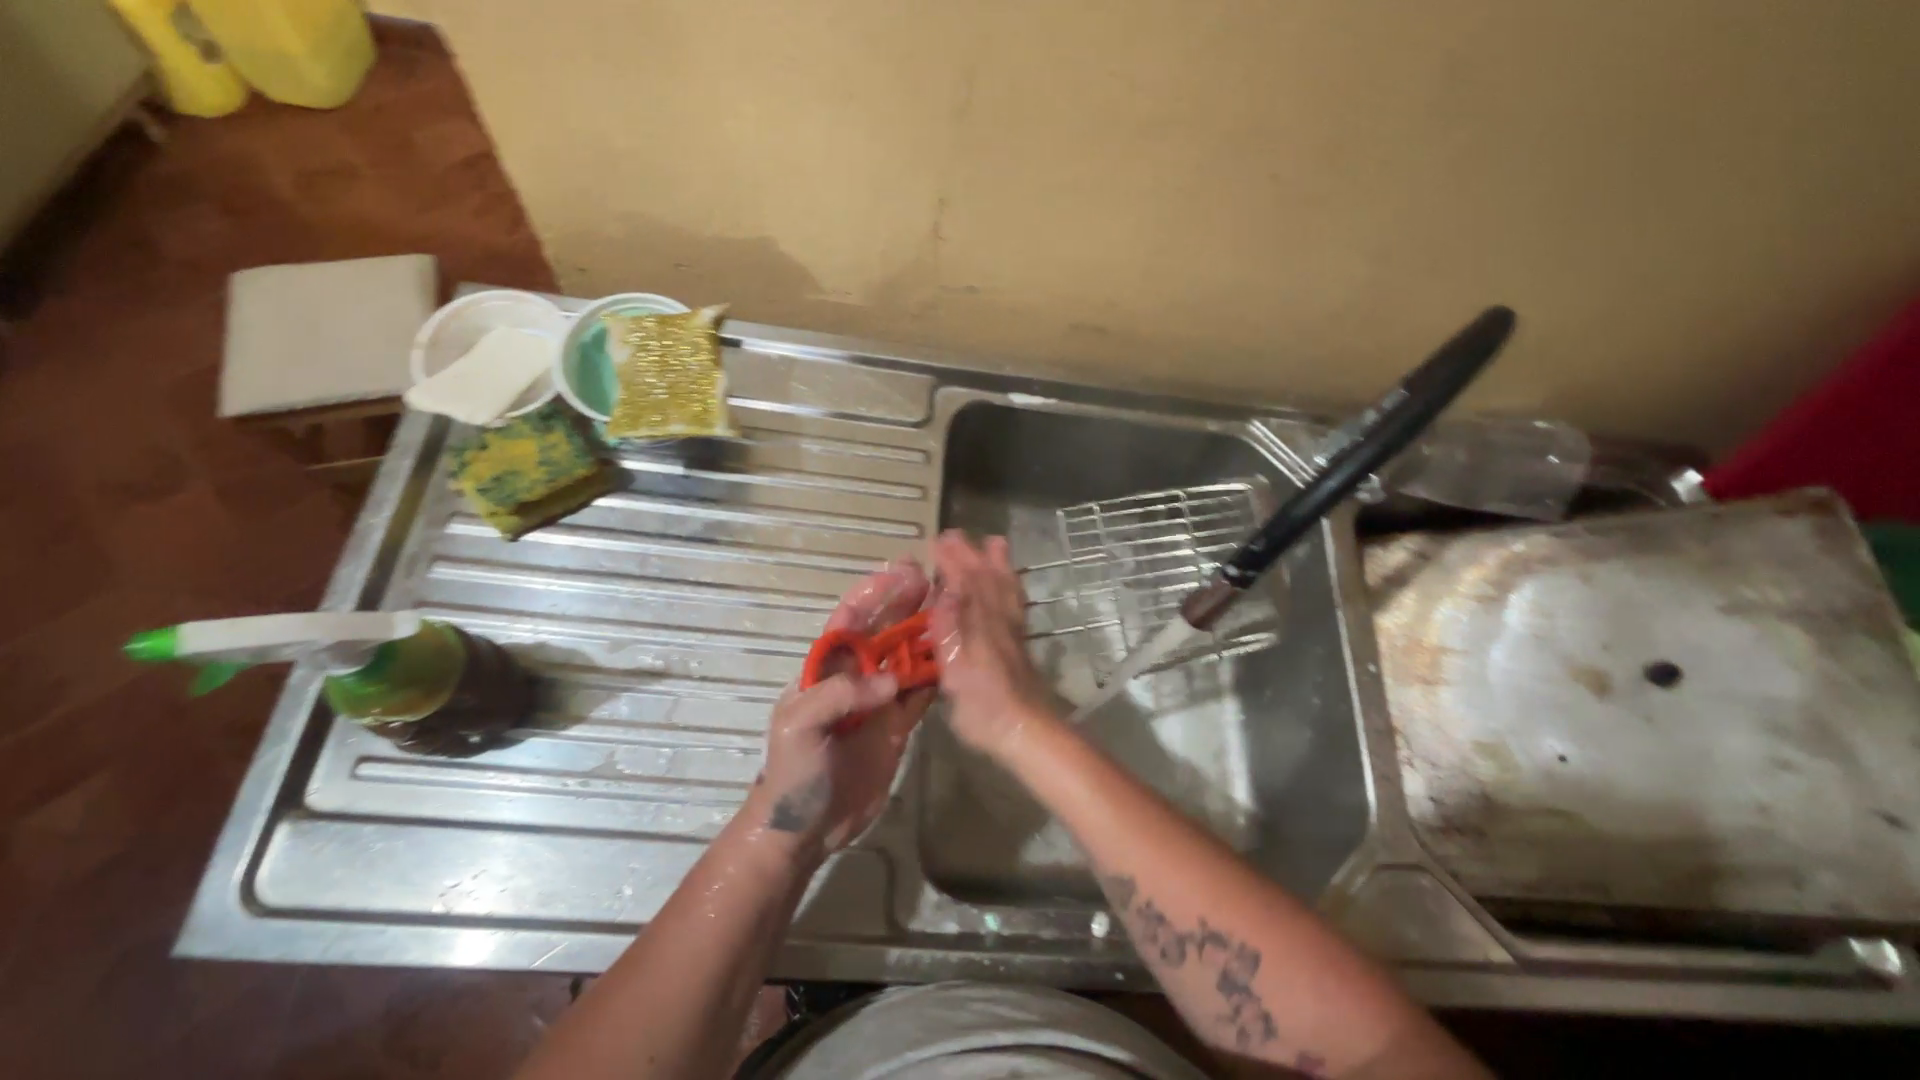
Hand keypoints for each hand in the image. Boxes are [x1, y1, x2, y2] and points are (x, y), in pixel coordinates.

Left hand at [746, 559, 934, 858]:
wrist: (805, 828)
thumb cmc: (792, 772)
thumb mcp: (800, 726)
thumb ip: (839, 695)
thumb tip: (889, 681)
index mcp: (825, 669)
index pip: (851, 620)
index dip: (876, 594)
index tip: (905, 571)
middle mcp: (854, 679)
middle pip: (885, 633)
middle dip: (909, 606)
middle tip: (940, 582)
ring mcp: (878, 704)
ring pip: (907, 660)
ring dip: (929, 638)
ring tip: (959, 614)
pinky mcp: (897, 729)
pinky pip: (920, 696)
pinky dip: (937, 678)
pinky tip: (959, 661)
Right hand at [929, 530, 1060, 760]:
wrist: (1026, 733)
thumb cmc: (984, 710)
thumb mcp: (956, 676)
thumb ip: (950, 634)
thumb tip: (945, 592)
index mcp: (978, 628)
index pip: (964, 584)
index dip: (952, 562)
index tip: (938, 541)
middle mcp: (997, 624)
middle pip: (985, 582)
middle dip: (970, 556)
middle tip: (954, 535)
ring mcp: (1011, 634)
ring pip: (1005, 590)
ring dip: (997, 565)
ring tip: (994, 544)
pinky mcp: (1020, 647)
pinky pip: (1016, 606)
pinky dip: (1012, 589)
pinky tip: (1009, 587)